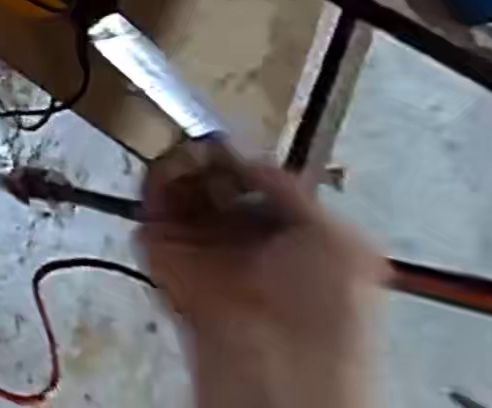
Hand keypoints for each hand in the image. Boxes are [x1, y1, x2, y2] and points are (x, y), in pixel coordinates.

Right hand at [137, 142, 384, 407]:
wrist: (274, 353)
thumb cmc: (322, 309)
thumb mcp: (344, 243)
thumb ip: (293, 189)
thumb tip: (248, 155)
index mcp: (280, 233)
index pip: (248, 179)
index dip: (238, 155)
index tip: (228, 137)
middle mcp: (235, 233)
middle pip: (206, 174)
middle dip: (203, 153)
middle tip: (201, 143)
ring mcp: (195, 238)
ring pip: (174, 180)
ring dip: (176, 160)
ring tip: (185, 153)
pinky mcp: (159, 244)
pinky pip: (147, 199)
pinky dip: (153, 179)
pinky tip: (169, 171)